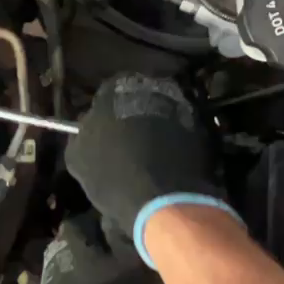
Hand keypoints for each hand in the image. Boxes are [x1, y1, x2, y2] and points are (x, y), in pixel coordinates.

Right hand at [64, 74, 237, 266]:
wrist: (164, 197)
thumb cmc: (113, 172)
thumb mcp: (78, 157)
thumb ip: (81, 134)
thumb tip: (87, 128)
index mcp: (118, 86)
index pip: (106, 95)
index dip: (105, 117)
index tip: (105, 136)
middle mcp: (153, 86)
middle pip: (138, 100)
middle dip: (133, 119)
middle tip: (127, 146)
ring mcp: (183, 104)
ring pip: (163, 114)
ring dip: (157, 130)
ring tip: (150, 158)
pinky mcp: (205, 127)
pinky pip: (184, 131)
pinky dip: (178, 142)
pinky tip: (170, 164)